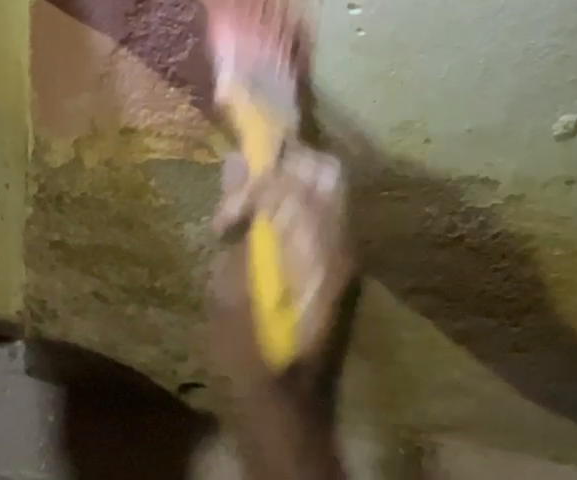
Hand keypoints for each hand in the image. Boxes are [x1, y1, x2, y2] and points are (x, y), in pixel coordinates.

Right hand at [205, 146, 357, 416]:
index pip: (294, 176)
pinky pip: (327, 217)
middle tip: (245, 191)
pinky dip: (298, 208)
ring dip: (291, 185)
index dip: (255, 179)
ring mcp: (349, 256)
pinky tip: (269, 234)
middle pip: (325, 171)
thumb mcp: (229, 286)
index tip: (227, 214)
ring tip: (253, 215)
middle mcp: (342, 242)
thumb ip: (240, 217)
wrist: (289, 415)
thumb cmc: (249, 355)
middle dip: (283, 165)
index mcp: (315, 246)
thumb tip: (237, 161)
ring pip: (330, 191)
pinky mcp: (345, 270)